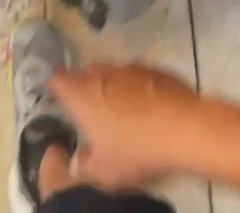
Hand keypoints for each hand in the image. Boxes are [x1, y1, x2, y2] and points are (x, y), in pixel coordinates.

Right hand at [49, 63, 205, 190]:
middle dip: (85, 88)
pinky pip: (139, 77)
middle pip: (86, 73)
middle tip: (90, 112)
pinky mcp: (156, 69)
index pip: (58, 80)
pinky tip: (149, 108)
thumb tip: (75, 162)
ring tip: (122, 112)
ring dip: (113, 87)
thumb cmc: (135, 149)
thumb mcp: (102, 171)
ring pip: (113, 73)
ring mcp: (131, 68)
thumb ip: (81, 165)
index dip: (55, 87)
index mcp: (82, 94)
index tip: (57, 97)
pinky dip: (138, 89)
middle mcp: (103, 73)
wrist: (184, 128)